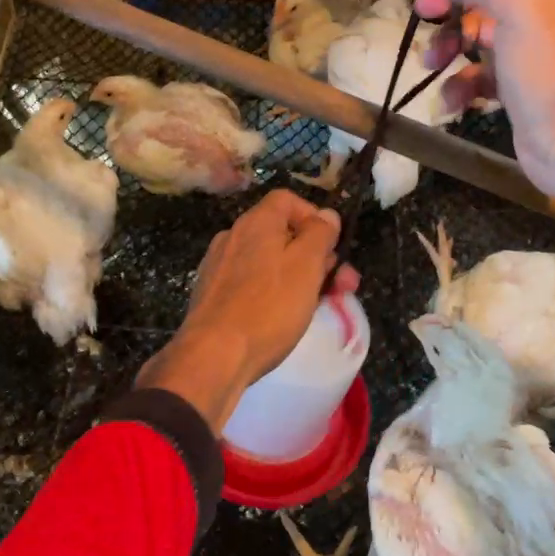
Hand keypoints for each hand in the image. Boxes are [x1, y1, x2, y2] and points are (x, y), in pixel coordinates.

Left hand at [137, 190, 358, 431]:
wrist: (213, 355)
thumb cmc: (268, 307)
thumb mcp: (306, 265)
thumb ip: (320, 234)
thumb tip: (327, 215)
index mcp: (256, 222)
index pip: (288, 200)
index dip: (314, 217)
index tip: (333, 246)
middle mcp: (233, 236)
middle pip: (281, 233)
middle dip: (316, 255)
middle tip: (341, 286)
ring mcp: (219, 265)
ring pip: (268, 261)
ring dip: (298, 276)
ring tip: (318, 305)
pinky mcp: (213, 294)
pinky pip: (251, 282)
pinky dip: (272, 292)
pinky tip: (283, 317)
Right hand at [409, 0, 554, 195]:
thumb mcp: (515, 3)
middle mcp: (548, 4)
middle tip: (421, 6)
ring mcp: (532, 47)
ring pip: (475, 30)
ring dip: (447, 42)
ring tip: (431, 60)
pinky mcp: (518, 85)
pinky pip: (478, 73)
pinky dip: (459, 82)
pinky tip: (453, 97)